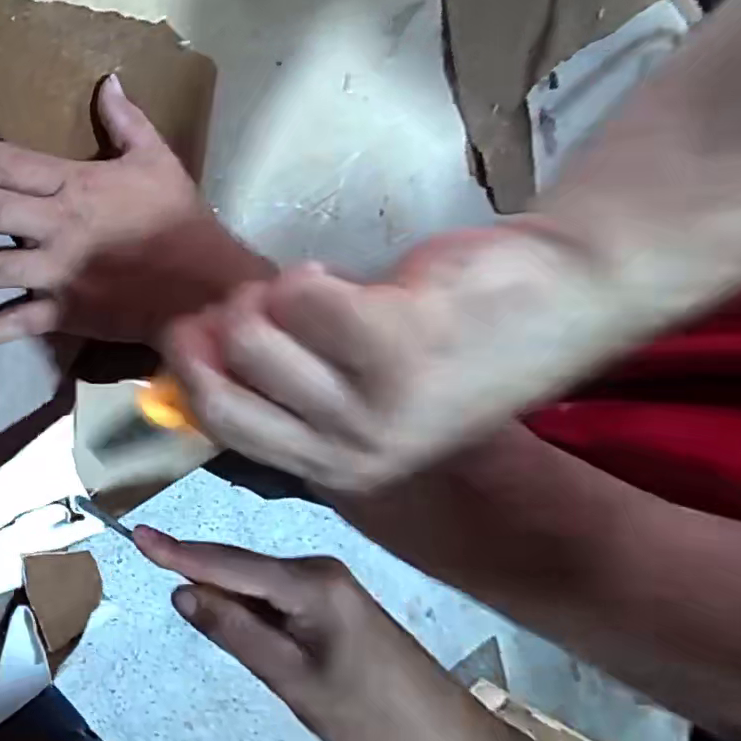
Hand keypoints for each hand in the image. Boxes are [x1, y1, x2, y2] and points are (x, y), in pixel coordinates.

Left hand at [0, 75, 274, 354]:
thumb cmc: (182, 223)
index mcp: (76, 185)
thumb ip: (128, 122)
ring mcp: (58, 274)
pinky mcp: (64, 314)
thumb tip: (109, 79)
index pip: (5, 164)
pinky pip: (16, 325)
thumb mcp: (160, 162)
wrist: (206, 289)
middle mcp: (58, 227)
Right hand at [134, 527, 511, 740]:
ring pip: (256, 583)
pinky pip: (276, 595)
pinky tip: (240, 625)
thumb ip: (234, 631)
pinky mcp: (332, 601)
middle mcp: (317, 569)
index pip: (228, 563)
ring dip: (225, 596)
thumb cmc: (368, 715)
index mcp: (310, 583)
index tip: (138, 533)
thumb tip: (182, 592)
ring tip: (200, 619)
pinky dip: (249, 608)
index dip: (179, 551)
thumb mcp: (291, 679)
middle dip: (198, 573)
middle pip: (241, 568)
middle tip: (155, 572)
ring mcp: (328, 583)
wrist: (446, 738)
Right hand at [161, 225, 599, 490]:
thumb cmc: (442, 347)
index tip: (194, 327)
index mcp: (331, 467)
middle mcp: (347, 452)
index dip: (189, 368)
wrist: (558, 300)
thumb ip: (272, 388)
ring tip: (318, 292)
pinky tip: (354, 281)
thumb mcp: (350, 390)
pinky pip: (296, 294)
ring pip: (251, 333)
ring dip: (271, 294)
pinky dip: (311, 272)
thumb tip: (182, 351)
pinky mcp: (395, 349)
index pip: (218, 424)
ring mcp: (373, 406)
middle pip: (221, 385)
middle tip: (258, 301)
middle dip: (220, 328)